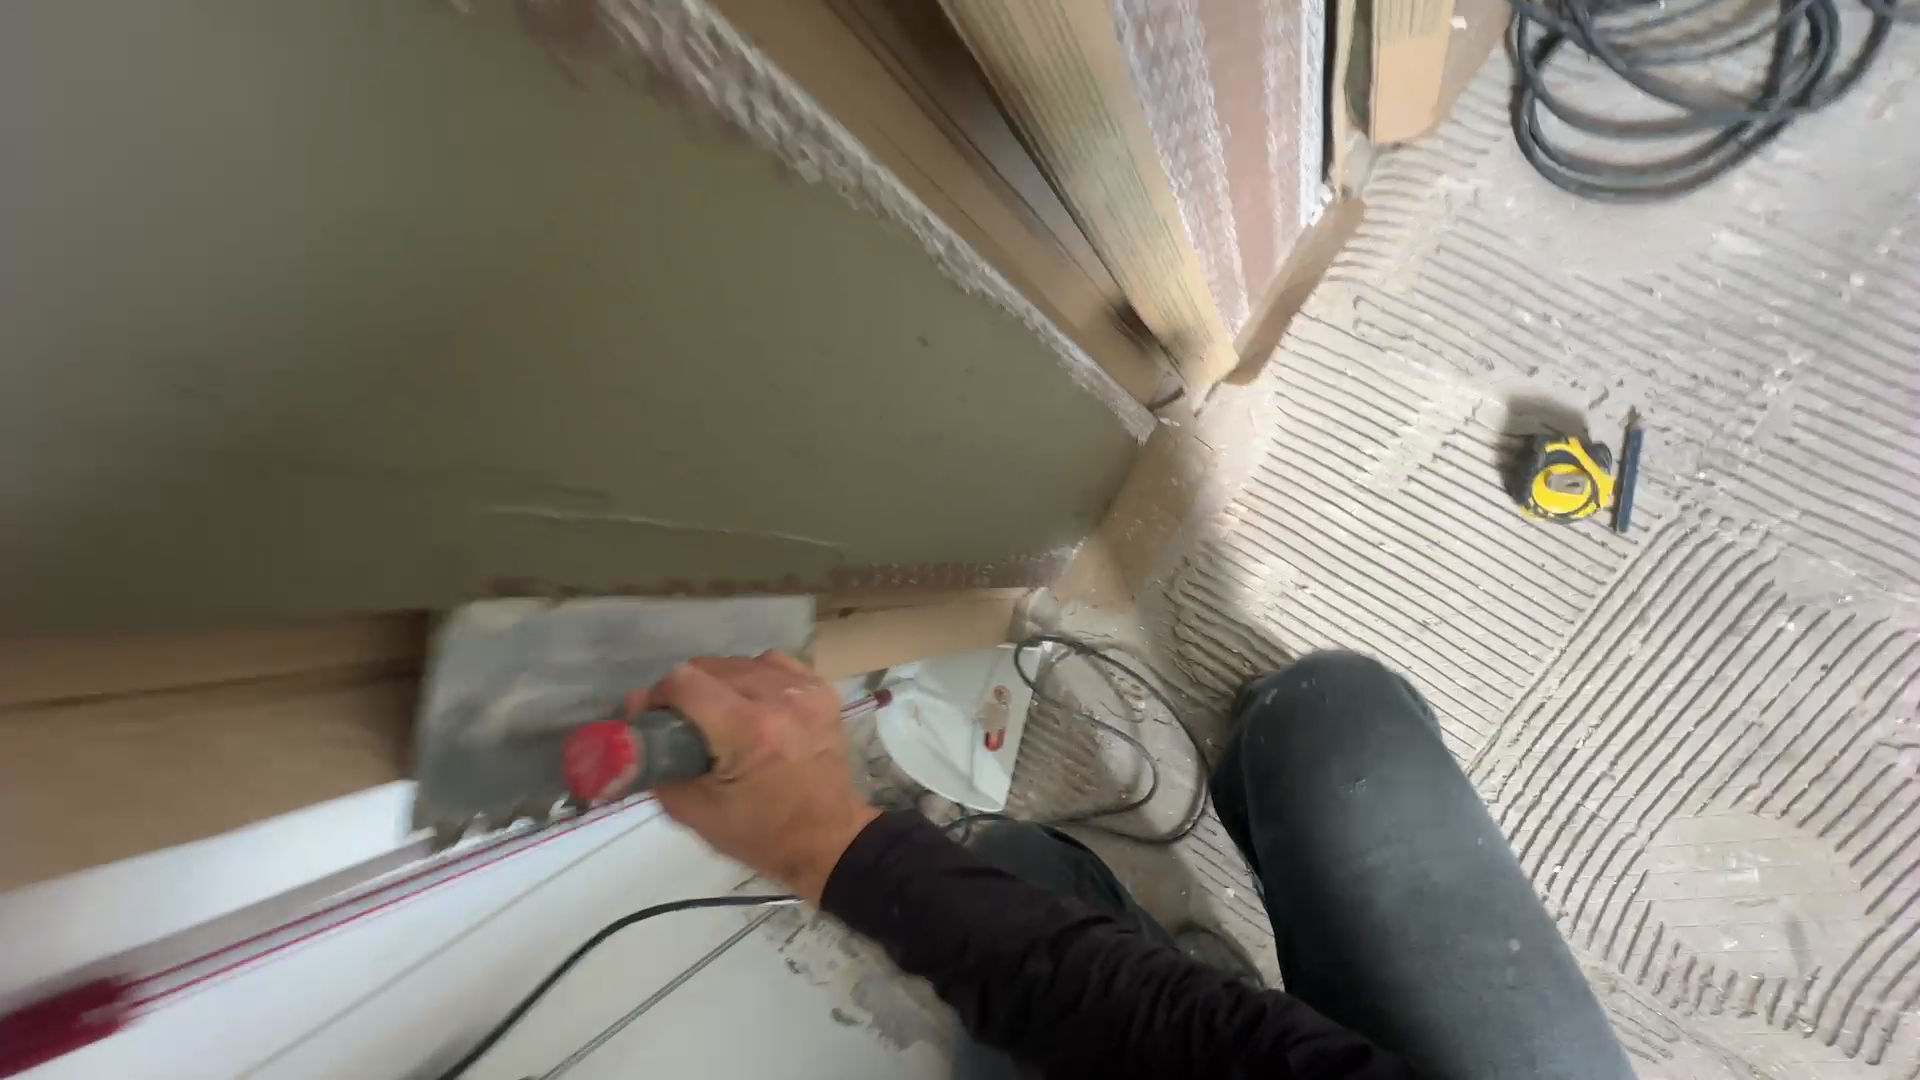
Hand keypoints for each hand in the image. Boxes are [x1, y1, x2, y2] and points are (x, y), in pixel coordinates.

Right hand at [641, 651, 878, 902]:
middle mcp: (780, 699)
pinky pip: (775, 664)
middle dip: (685, 689)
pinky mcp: (823, 690)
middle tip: (677, 719)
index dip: (657, 694)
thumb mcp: (696, 813)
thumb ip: (659, 766)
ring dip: (719, 682)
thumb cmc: (762, 833)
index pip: (686, 681)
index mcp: (748, 729)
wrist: (828, 838)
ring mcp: (806, 691)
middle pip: (712, 667)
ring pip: (743, 662)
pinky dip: (755, 676)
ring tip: (715, 712)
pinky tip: (750, 701)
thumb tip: (636, 725)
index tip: (647, 714)